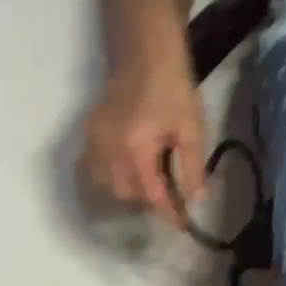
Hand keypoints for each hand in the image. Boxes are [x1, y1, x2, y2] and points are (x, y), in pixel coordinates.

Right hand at [82, 55, 205, 228]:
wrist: (148, 60)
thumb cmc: (176, 96)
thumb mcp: (192, 134)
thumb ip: (192, 169)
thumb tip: (196, 200)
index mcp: (135, 149)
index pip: (150, 193)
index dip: (167, 213)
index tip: (182, 226)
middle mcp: (108, 147)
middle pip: (124, 192)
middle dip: (149, 201)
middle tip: (174, 200)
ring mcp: (94, 138)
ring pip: (105, 182)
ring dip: (130, 191)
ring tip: (156, 186)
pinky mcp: (89, 130)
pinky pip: (94, 166)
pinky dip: (112, 177)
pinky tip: (133, 173)